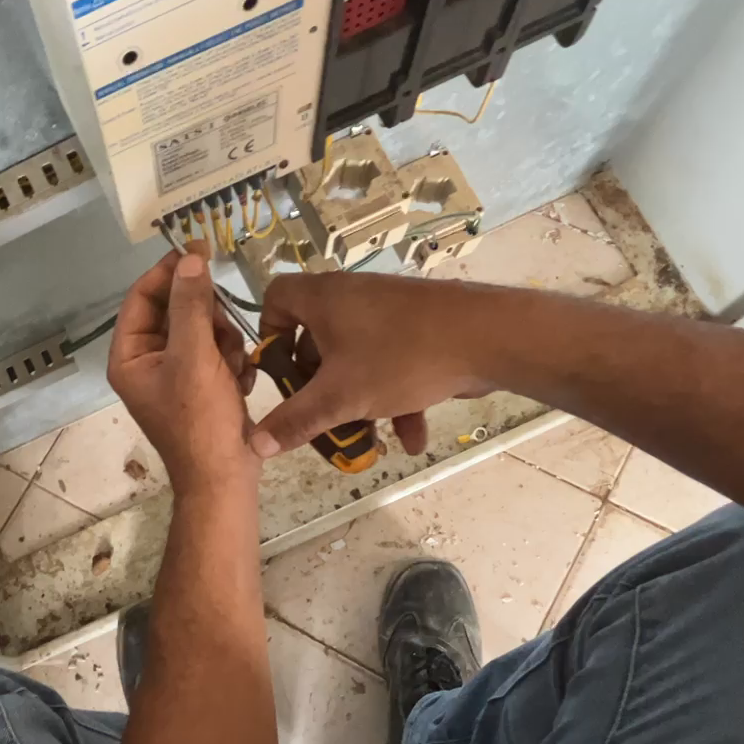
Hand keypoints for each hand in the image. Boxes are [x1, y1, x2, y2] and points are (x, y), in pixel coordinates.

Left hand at [109, 246, 260, 495]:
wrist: (225, 477)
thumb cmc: (201, 420)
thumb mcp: (195, 357)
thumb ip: (191, 304)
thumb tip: (189, 258)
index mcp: (129, 357)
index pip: (143, 297)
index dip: (170, 273)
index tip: (200, 251)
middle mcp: (147, 362)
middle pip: (177, 311)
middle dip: (207, 319)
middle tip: (224, 335)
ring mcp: (175, 375)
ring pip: (203, 329)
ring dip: (225, 342)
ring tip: (233, 368)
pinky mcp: (202, 385)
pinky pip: (218, 352)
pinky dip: (232, 361)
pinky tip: (240, 382)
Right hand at [251, 272, 500, 458]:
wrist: (490, 338)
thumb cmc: (400, 359)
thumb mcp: (339, 398)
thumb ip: (295, 422)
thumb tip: (254, 444)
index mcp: (324, 300)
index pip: (276, 299)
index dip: (270, 335)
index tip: (278, 373)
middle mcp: (353, 299)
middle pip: (316, 342)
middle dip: (317, 388)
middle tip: (319, 417)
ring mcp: (389, 314)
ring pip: (356, 361)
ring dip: (357, 404)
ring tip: (367, 441)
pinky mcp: (420, 330)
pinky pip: (391, 365)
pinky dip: (396, 400)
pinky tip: (411, 439)